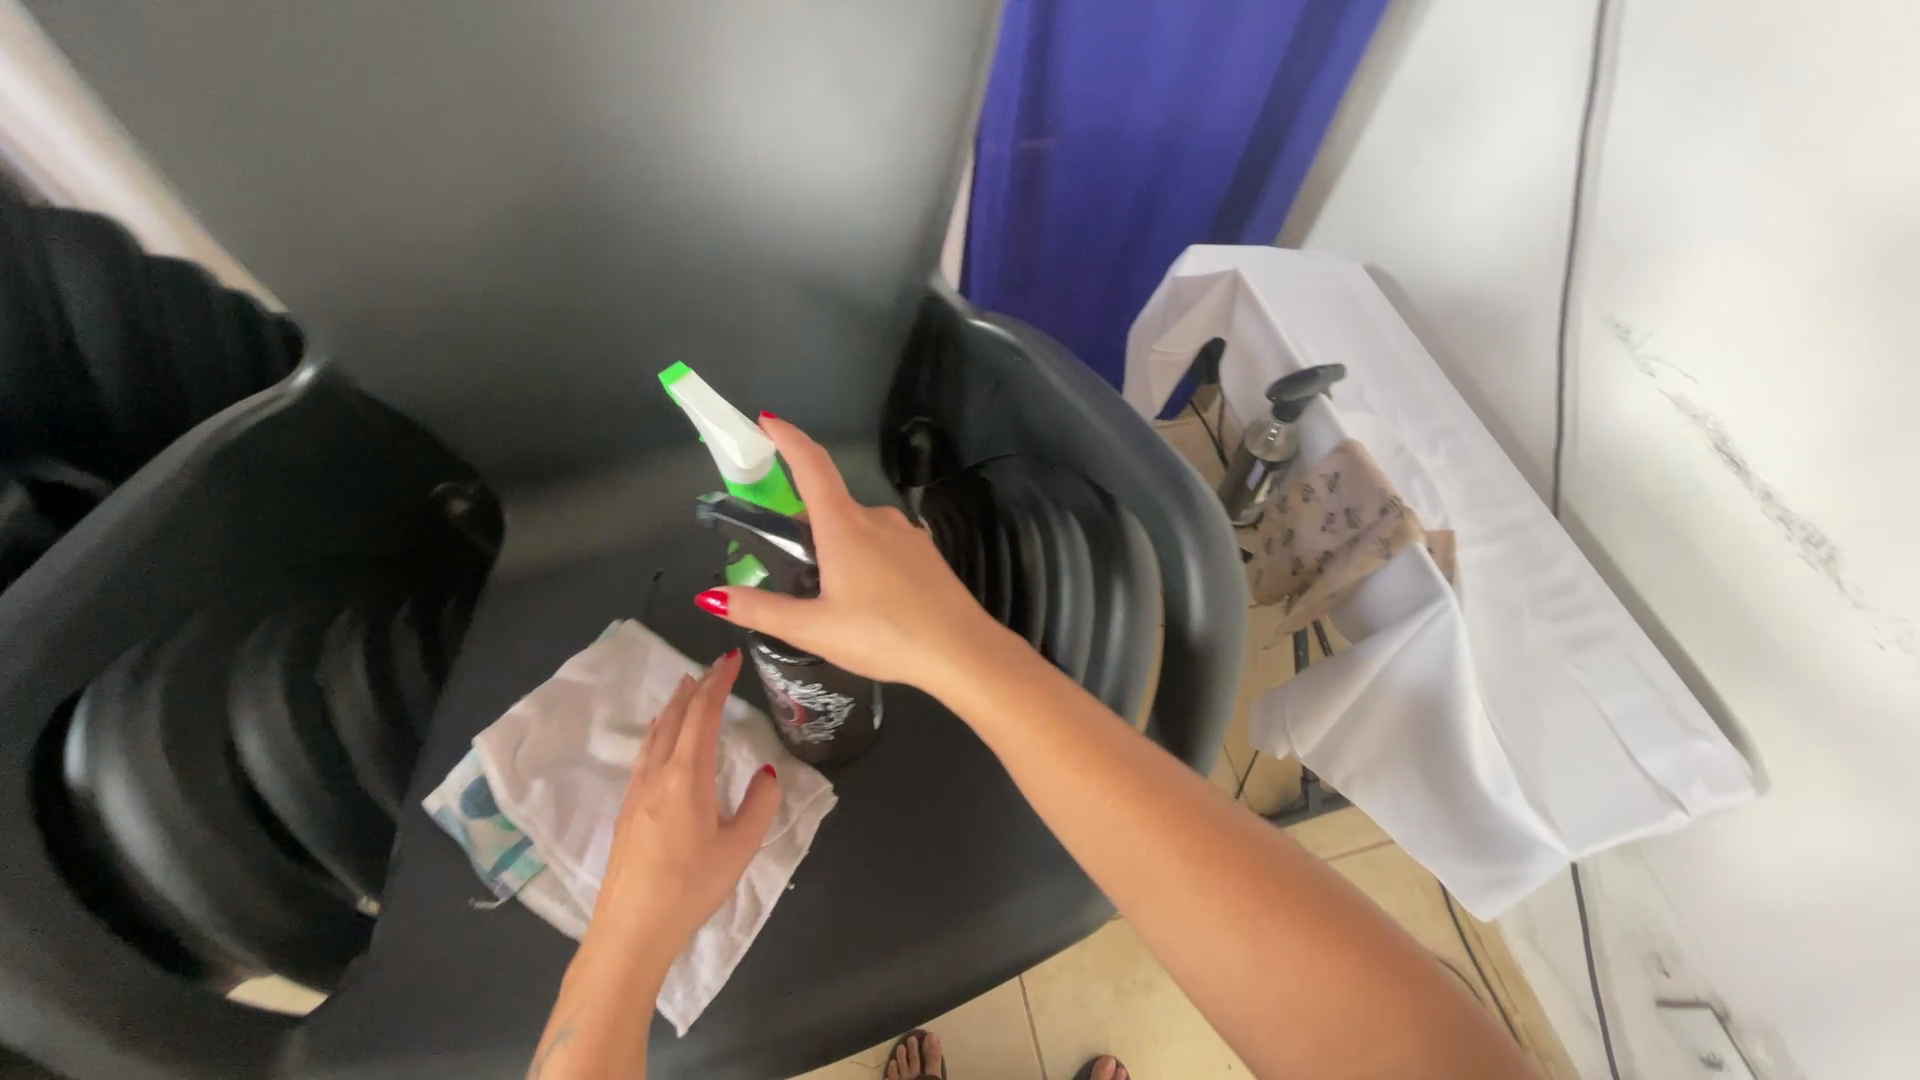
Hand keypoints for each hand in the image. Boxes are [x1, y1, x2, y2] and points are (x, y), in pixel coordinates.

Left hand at [584, 650, 781, 971]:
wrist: (630, 931)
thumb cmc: (691, 887)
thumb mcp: (741, 847)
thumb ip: (760, 804)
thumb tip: (765, 773)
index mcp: (688, 776)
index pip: (703, 714)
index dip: (718, 683)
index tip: (731, 659)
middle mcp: (658, 774)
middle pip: (676, 717)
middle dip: (697, 687)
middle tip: (714, 667)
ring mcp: (637, 791)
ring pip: (655, 734)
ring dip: (674, 706)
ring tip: (686, 689)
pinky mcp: (627, 810)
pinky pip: (645, 753)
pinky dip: (659, 730)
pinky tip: (661, 739)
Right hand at [695, 415, 1012, 694]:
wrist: (962, 650)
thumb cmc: (884, 635)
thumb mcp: (814, 629)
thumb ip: (761, 610)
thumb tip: (711, 596)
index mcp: (844, 526)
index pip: (811, 465)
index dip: (787, 438)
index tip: (767, 421)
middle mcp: (876, 518)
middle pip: (829, 505)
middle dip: (804, 525)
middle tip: (788, 566)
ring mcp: (906, 533)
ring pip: (858, 528)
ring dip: (836, 547)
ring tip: (828, 596)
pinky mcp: (926, 553)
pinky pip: (884, 545)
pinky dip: (864, 559)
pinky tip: (868, 601)